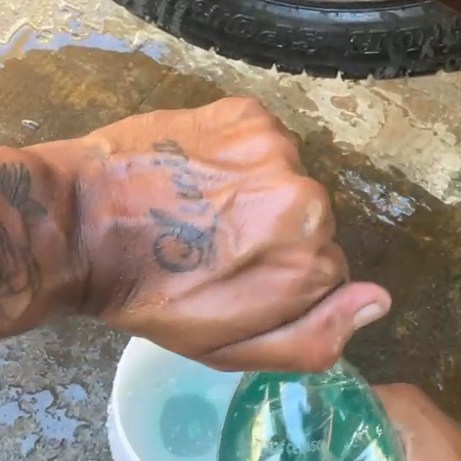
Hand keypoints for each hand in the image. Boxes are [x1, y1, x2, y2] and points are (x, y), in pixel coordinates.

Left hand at [55, 97, 389, 370]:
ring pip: (288, 181)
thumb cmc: (152, 298)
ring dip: (255, 195)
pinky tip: (196, 177)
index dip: (280, 284)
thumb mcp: (229, 348)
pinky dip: (237, 159)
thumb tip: (379, 301)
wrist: (81, 225)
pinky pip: (262, 143)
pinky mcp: (245, 111)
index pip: (327, 274)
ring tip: (198, 212)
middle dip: (272, 239)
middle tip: (211, 250)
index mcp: (310, 261)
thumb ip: (312, 338)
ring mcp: (276, 146)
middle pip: (311, 224)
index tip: (233, 284)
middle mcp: (307, 197)